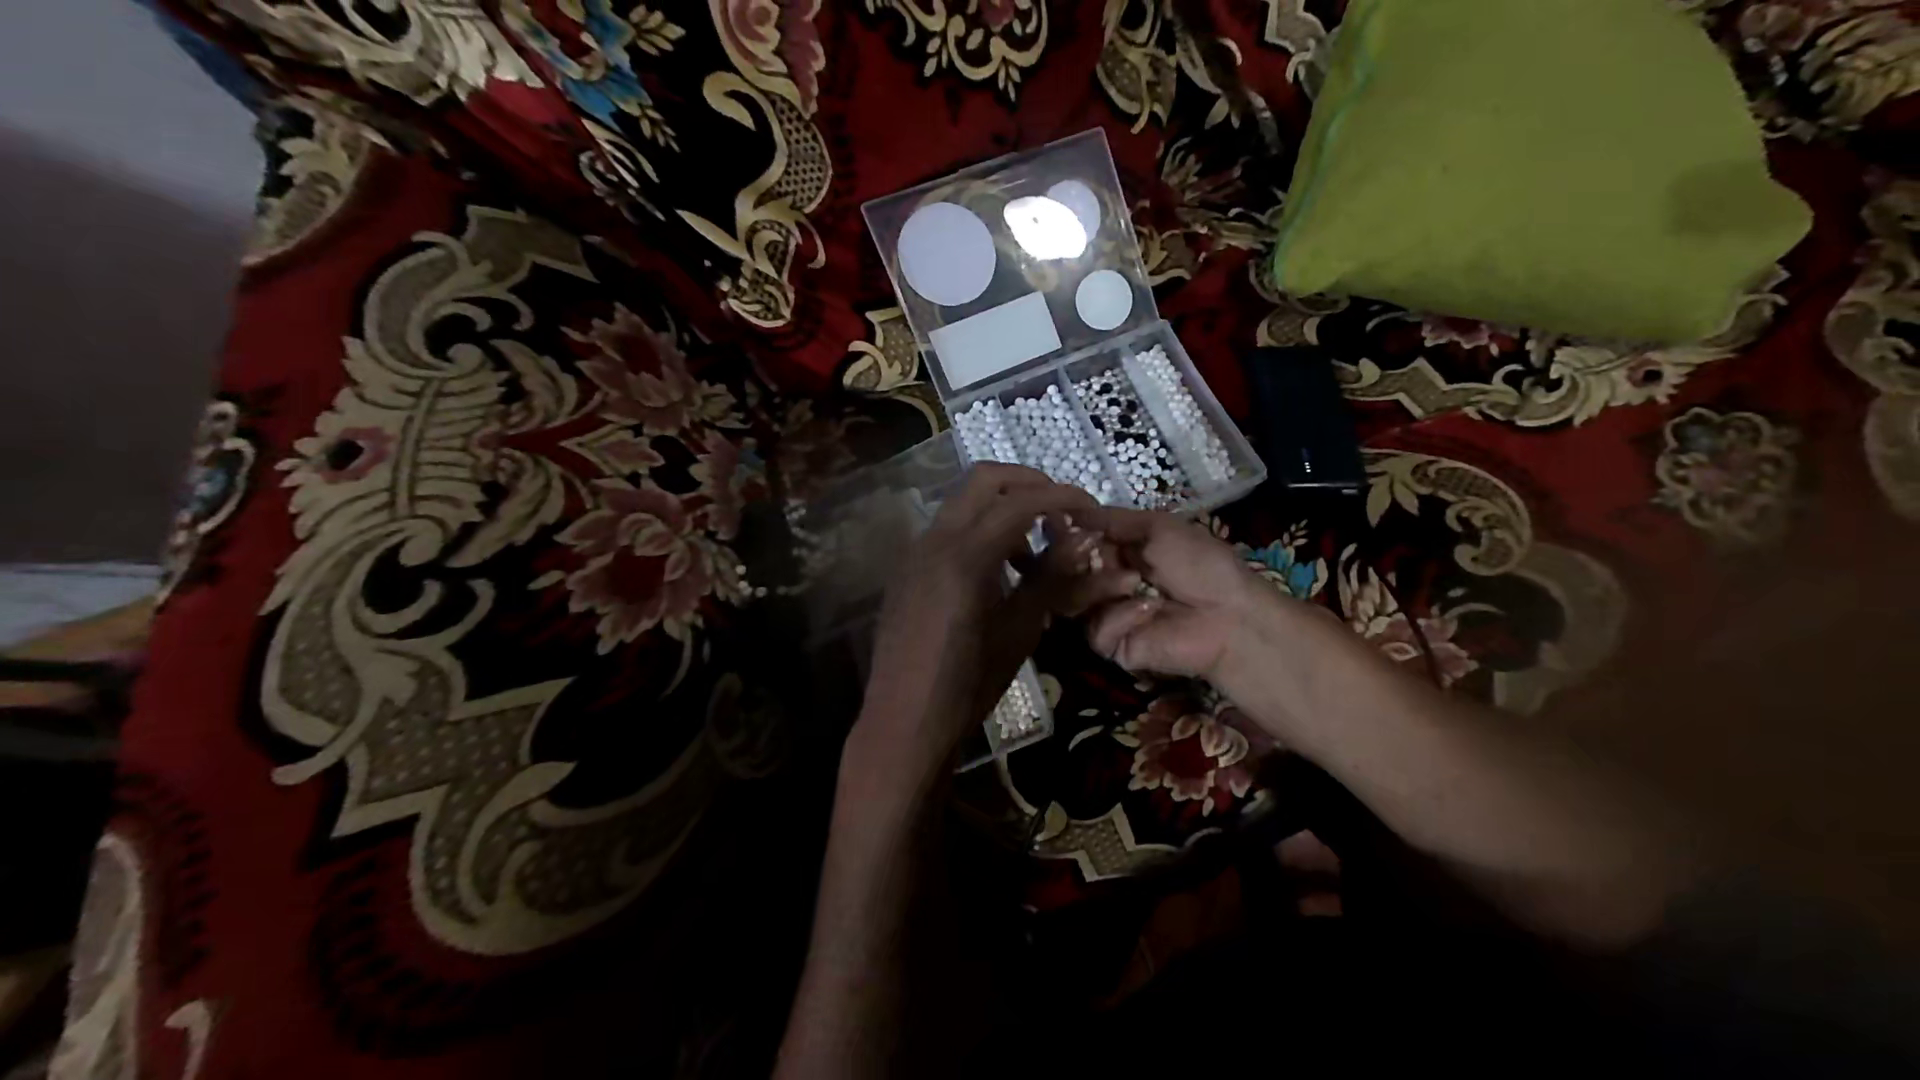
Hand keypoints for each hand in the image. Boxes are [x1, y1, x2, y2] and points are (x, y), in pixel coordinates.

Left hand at [853, 465, 1099, 784]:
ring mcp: (915, 552)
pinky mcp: (907, 568)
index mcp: (965, 555)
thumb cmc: (968, 684)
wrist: (904, 721)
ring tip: (1033, 557)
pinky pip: (947, 531)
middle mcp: (935, 539)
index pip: (1022, 501)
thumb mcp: (1019, 630)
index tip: (1093, 512)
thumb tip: (1087, 537)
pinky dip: (979, 533)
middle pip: (984, 479)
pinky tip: (997, 575)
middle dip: (1029, 484)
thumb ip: (1051, 577)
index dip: (1064, 498)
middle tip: (1062, 513)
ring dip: (1002, 511)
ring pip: (963, 504)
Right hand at [1074, 507, 1289, 680]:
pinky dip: (1121, 616)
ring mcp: (1104, 614)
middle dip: (1069, 557)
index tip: (1059, 523)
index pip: (1068, 542)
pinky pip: (1096, 629)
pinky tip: (1150, 611)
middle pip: (1058, 572)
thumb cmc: (1200, 565)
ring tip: (1133, 581)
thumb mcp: (1156, 527)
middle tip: (1087, 550)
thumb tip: (1062, 509)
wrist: (1230, 616)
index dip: (1061, 533)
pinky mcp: (1112, 645)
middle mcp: (1102, 581)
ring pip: (1069, 600)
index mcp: (1114, 551)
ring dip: (1099, 585)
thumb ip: (1110, 519)